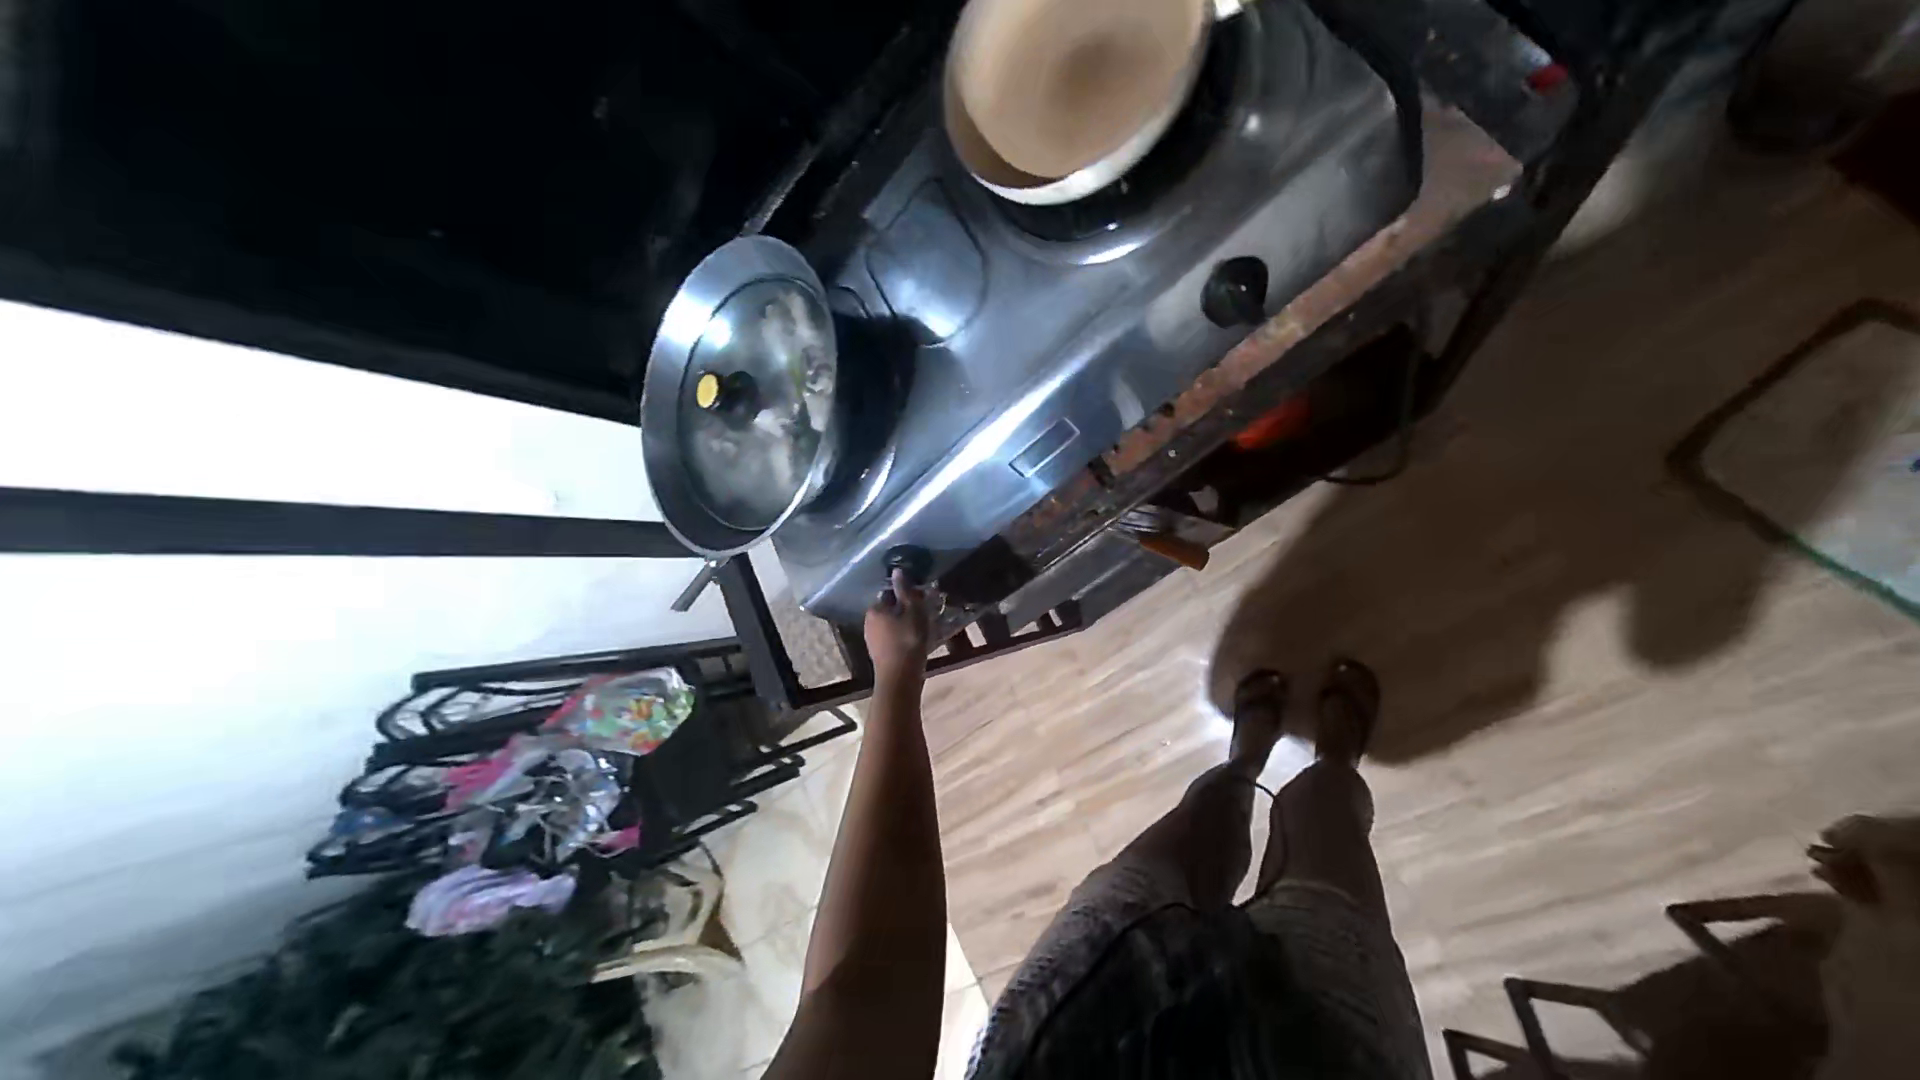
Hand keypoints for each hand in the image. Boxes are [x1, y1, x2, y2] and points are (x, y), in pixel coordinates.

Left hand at [865, 568, 931, 683]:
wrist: (901, 677)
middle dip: (906, 611)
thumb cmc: (908, 639)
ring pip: (892, 626)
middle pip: (890, 610)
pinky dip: (903, 638)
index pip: (889, 594)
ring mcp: (872, 640)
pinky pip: (892, 639)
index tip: (921, 601)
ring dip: (905, 625)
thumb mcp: (912, 610)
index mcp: (874, 609)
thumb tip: (897, 569)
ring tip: (924, 630)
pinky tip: (915, 644)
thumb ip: (905, 589)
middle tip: (926, 615)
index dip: (906, 595)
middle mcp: (869, 623)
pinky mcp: (879, 654)